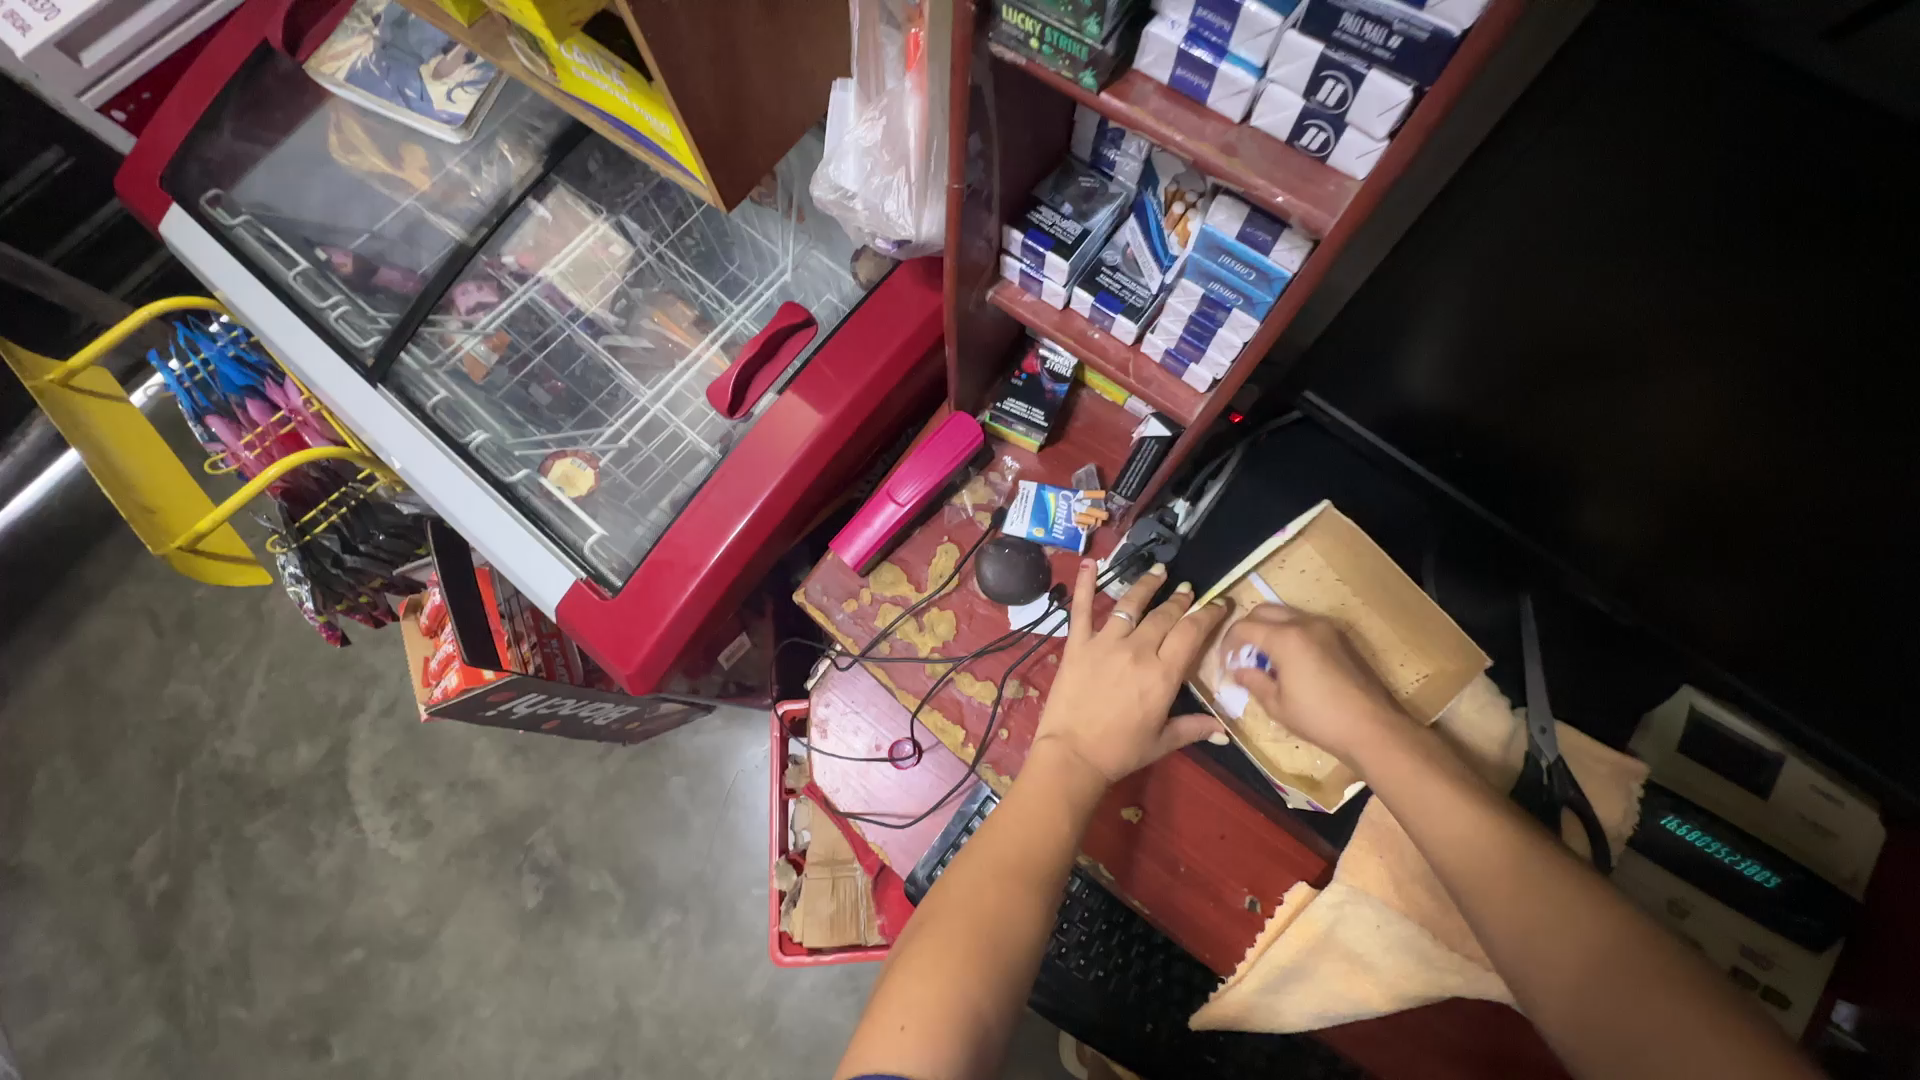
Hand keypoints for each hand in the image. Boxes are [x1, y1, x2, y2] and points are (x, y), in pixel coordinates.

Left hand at [1031, 560, 1231, 785]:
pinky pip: (1081, 609)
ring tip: (1158, 571)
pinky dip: (1083, 584)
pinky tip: (1088, 563)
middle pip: (1164, 615)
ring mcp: (1105, 644)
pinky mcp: (1077, 645)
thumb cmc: (1120, 751)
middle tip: (1187, 589)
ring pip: (1130, 605)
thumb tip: (1224, 732)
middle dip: (1180, 599)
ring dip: (1146, 585)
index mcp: (1163, 674)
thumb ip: (1193, 728)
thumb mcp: (1162, 741)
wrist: (1072, 755)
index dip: (1209, 614)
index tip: (1220, 602)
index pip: (1192, 632)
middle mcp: (1137, 650)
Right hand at [1221, 605, 1406, 765]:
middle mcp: (1305, 624)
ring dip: (1270, 628)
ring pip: (1287, 614)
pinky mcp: (1341, 638)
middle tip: (1243, 654)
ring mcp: (1326, 628)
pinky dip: (1291, 634)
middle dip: (1248, 628)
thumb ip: (1253, 681)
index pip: (1244, 627)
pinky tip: (1292, 661)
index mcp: (1285, 638)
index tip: (1226, 662)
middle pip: (1264, 611)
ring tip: (1267, 658)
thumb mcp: (1277, 705)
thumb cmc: (1319, 718)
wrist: (1374, 728)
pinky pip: (1306, 624)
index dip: (1229, 643)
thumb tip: (1239, 670)